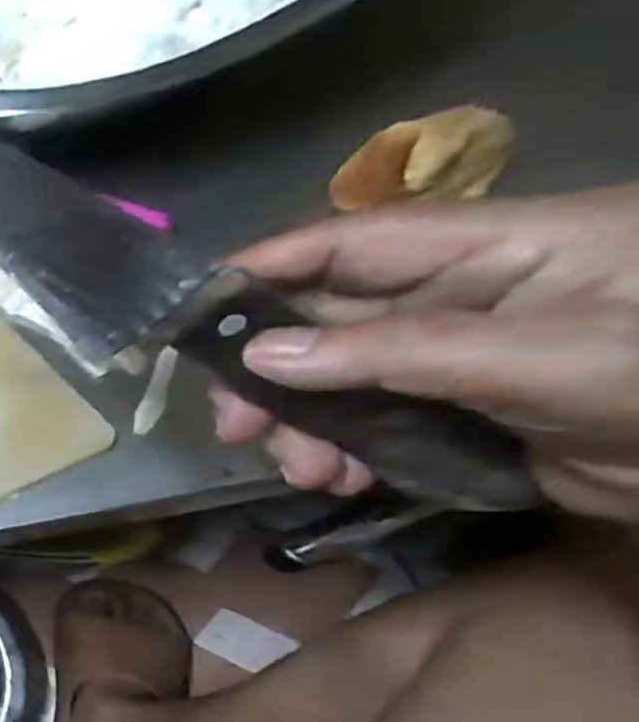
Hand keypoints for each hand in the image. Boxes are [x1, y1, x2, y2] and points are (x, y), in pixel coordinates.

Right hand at [211, 184, 638, 522]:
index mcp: (495, 247)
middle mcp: (458, 293)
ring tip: (305, 473)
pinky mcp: (447, 406)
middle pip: (320, 320)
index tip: (189, 310)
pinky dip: (334, 452)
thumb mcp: (532, 359)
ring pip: (327, 379)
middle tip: (236, 428)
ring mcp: (449, 353)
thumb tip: (258, 355)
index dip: (263, 266)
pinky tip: (339, 480)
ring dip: (297, 428)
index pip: (349, 242)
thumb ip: (387, 352)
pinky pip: (358, 420)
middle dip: (267, 376)